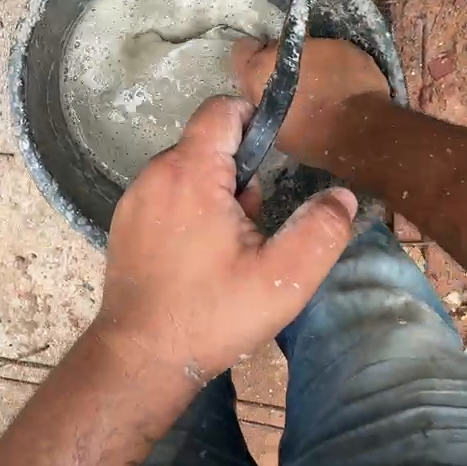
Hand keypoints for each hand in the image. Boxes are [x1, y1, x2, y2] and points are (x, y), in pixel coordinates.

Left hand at [94, 96, 356, 384]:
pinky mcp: (124, 222)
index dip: (252, 119)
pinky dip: (187, 209)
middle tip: (254, 224)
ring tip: (228, 247)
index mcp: (190, 171)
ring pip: (186, 171)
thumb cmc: (212, 313)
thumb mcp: (282, 278)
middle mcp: (155, 172)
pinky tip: (198, 257)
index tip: (274, 155)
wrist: (140, 356)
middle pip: (206, 143)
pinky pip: (165, 194)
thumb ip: (320, 231)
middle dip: (238, 171)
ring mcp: (134, 197)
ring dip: (214, 193)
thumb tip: (342, 197)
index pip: (220, 109)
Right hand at [231, 37, 389, 166]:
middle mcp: (282, 49)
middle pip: (275, 49)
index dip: (251, 61)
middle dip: (282, 64)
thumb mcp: (272, 127)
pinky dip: (335, 66)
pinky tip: (343, 85)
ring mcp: (316, 43)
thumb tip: (265, 97)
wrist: (359, 132)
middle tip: (295, 86)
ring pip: (306, 50)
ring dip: (310, 64)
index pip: (242, 51)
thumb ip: (263, 102)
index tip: (261, 74)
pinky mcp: (343, 45)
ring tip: (323, 87)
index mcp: (259, 70)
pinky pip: (333, 53)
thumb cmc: (310, 138)